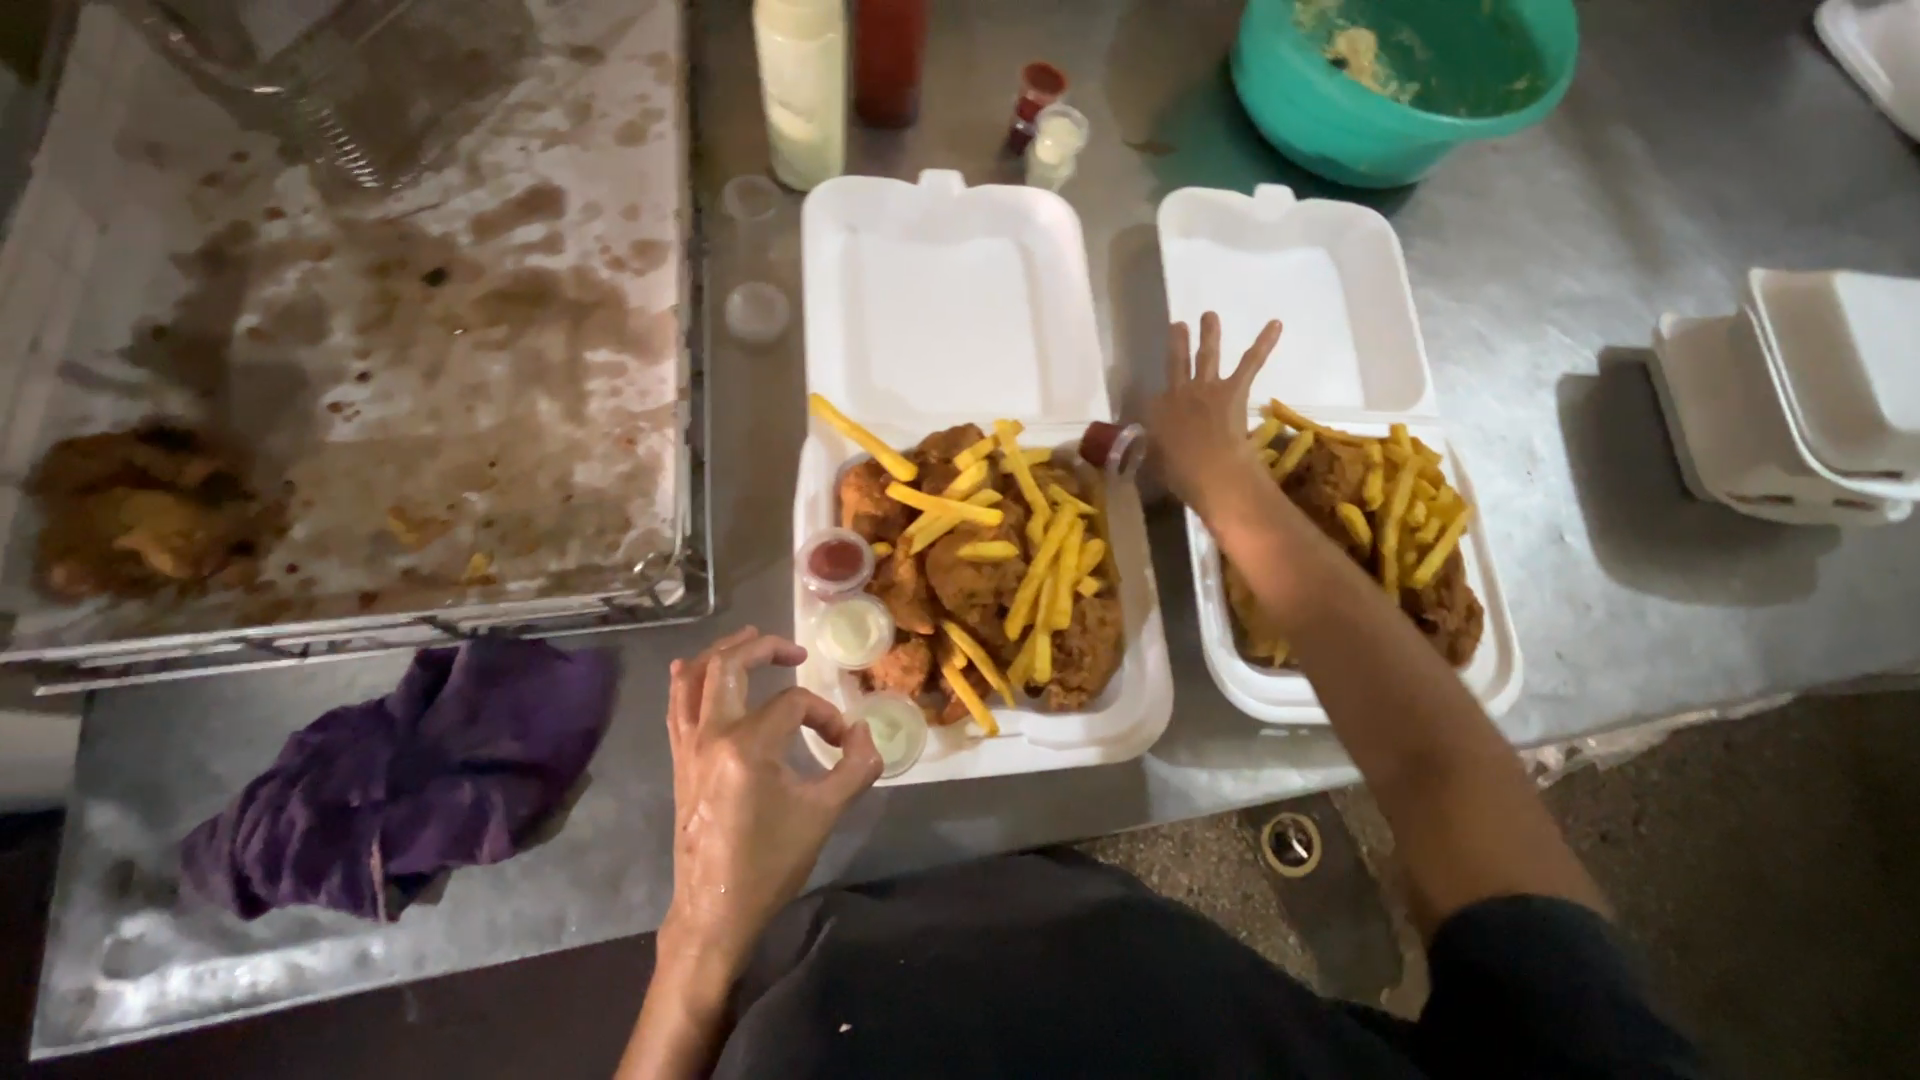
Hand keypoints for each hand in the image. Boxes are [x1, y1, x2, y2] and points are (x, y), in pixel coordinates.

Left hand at [661, 627, 883, 970]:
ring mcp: (689, 747)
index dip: (826, 715)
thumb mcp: (826, 813)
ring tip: (748, 640)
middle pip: (730, 666)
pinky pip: (677, 707)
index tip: (843, 743)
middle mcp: (713, 735)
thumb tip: (862, 734)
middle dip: (764, 648)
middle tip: (794, 651)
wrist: (716, 909)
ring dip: (723, 653)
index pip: (794, 704)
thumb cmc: (772, 862)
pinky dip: (687, 682)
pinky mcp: (680, 762)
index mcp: (748, 746)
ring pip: (696, 679)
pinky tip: (691, 668)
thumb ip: (857, 767)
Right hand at [1147, 312, 1282, 518]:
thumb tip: (1154, 457)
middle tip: (1177, 326)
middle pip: (1176, 363)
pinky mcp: (1233, 389)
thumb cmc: (1181, 474)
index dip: (1156, 402)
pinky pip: (1250, 362)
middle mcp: (1178, 393)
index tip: (1157, 404)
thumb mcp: (1157, 465)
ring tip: (1209, 315)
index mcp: (1156, 413)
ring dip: (1209, 334)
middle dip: (1177, 344)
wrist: (1211, 470)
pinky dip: (1263, 343)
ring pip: (1207, 355)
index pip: (1154, 400)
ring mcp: (1206, 388)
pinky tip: (1275, 325)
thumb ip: (1155, 455)